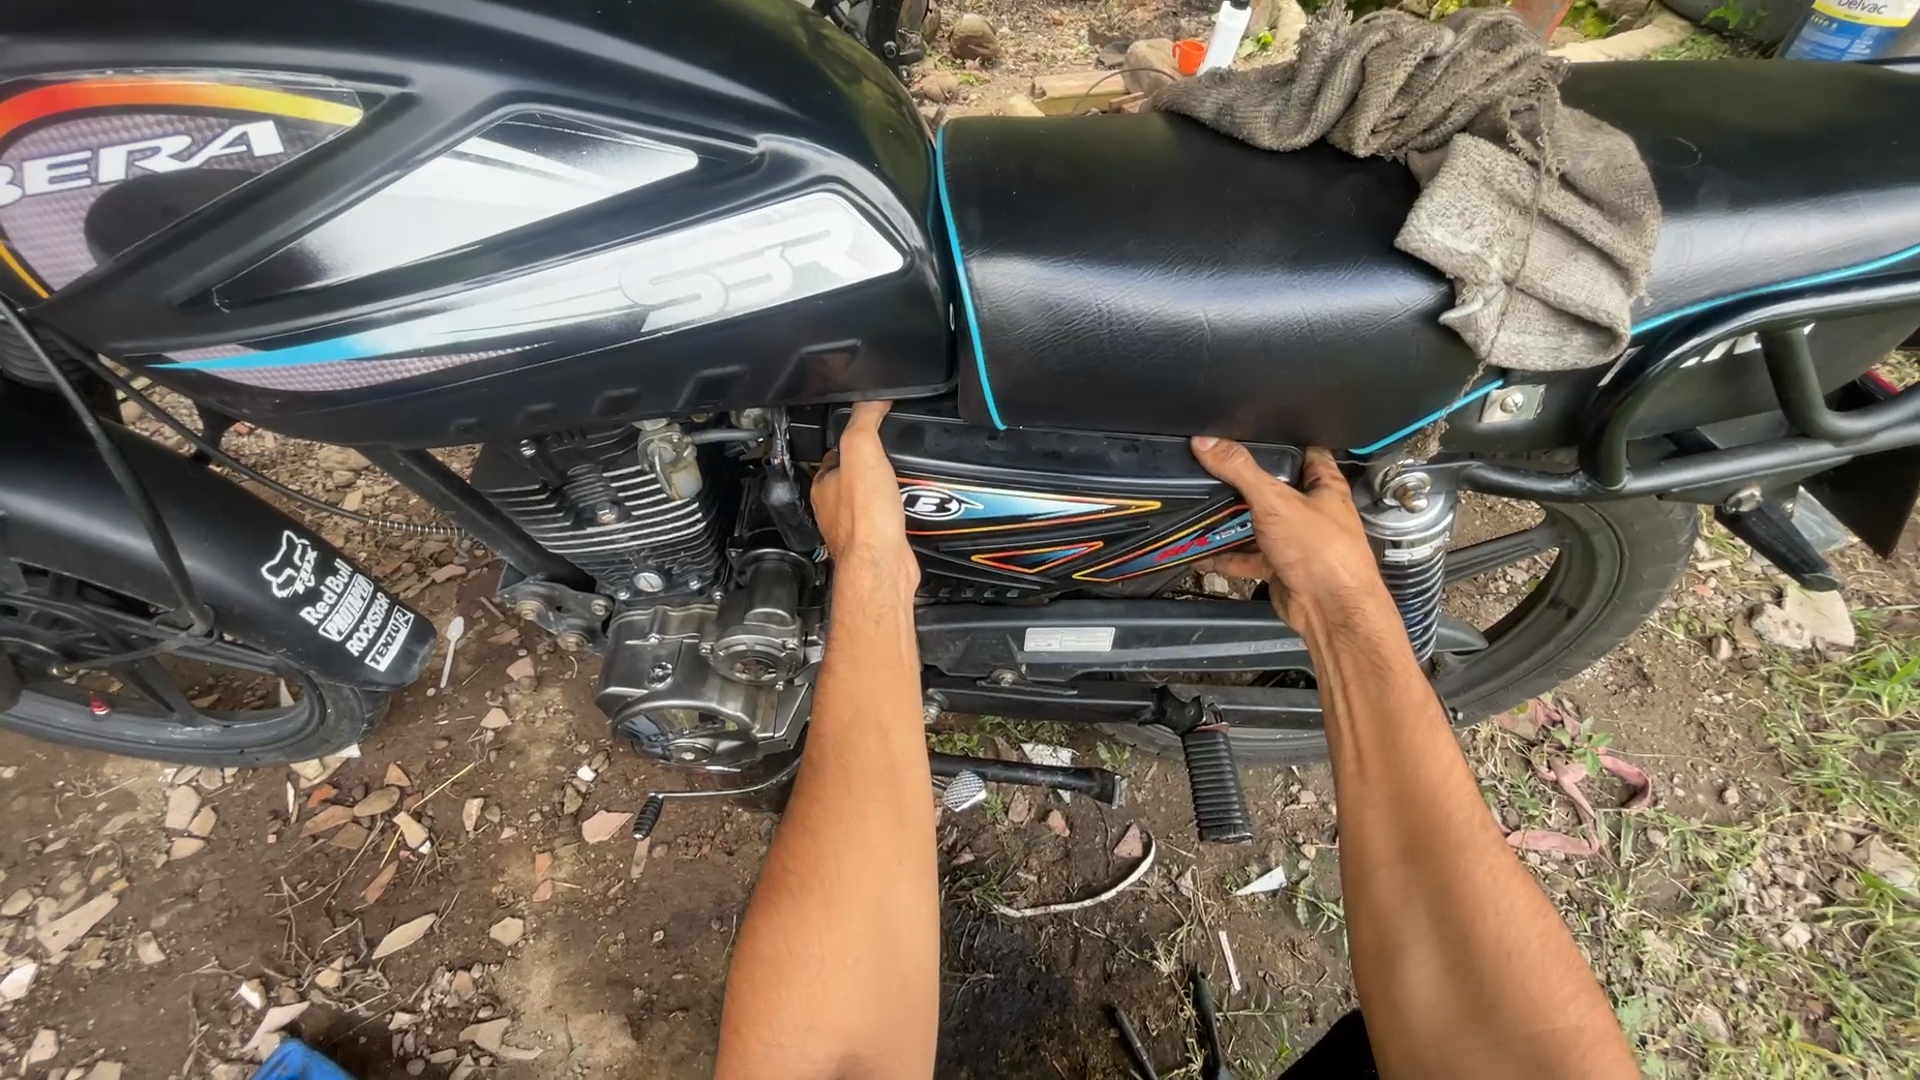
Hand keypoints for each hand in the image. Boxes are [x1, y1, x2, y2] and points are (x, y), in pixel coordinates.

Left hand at [812, 402, 918, 588]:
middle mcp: (835, 508)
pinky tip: (912, 509)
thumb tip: (875, 398)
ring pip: (871, 501)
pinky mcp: (879, 544)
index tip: (869, 429)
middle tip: (893, 455)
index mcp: (824, 484)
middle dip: (873, 466)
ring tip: (908, 479)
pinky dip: (901, 513)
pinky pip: (890, 521)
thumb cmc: (866, 517)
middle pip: (854, 477)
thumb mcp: (863, 449)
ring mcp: (857, 528)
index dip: (852, 439)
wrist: (883, 564)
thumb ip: (864, 420)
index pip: (834, 453)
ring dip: (889, 490)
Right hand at [1189, 440, 1388, 630]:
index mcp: (1323, 487)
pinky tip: (1201, 553)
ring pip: (1255, 525)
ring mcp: (1293, 540)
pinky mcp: (1278, 566)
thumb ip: (1239, 470)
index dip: (1280, 444)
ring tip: (1199, 513)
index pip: (1304, 454)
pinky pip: (1245, 557)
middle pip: (1270, 491)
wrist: (1330, 609)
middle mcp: (1310, 512)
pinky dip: (1223, 556)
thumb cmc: (1325, 553)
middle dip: (1241, 488)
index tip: (1250, 438)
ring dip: (1228, 524)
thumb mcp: (1275, 501)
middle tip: (1211, 476)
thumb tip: (1208, 443)